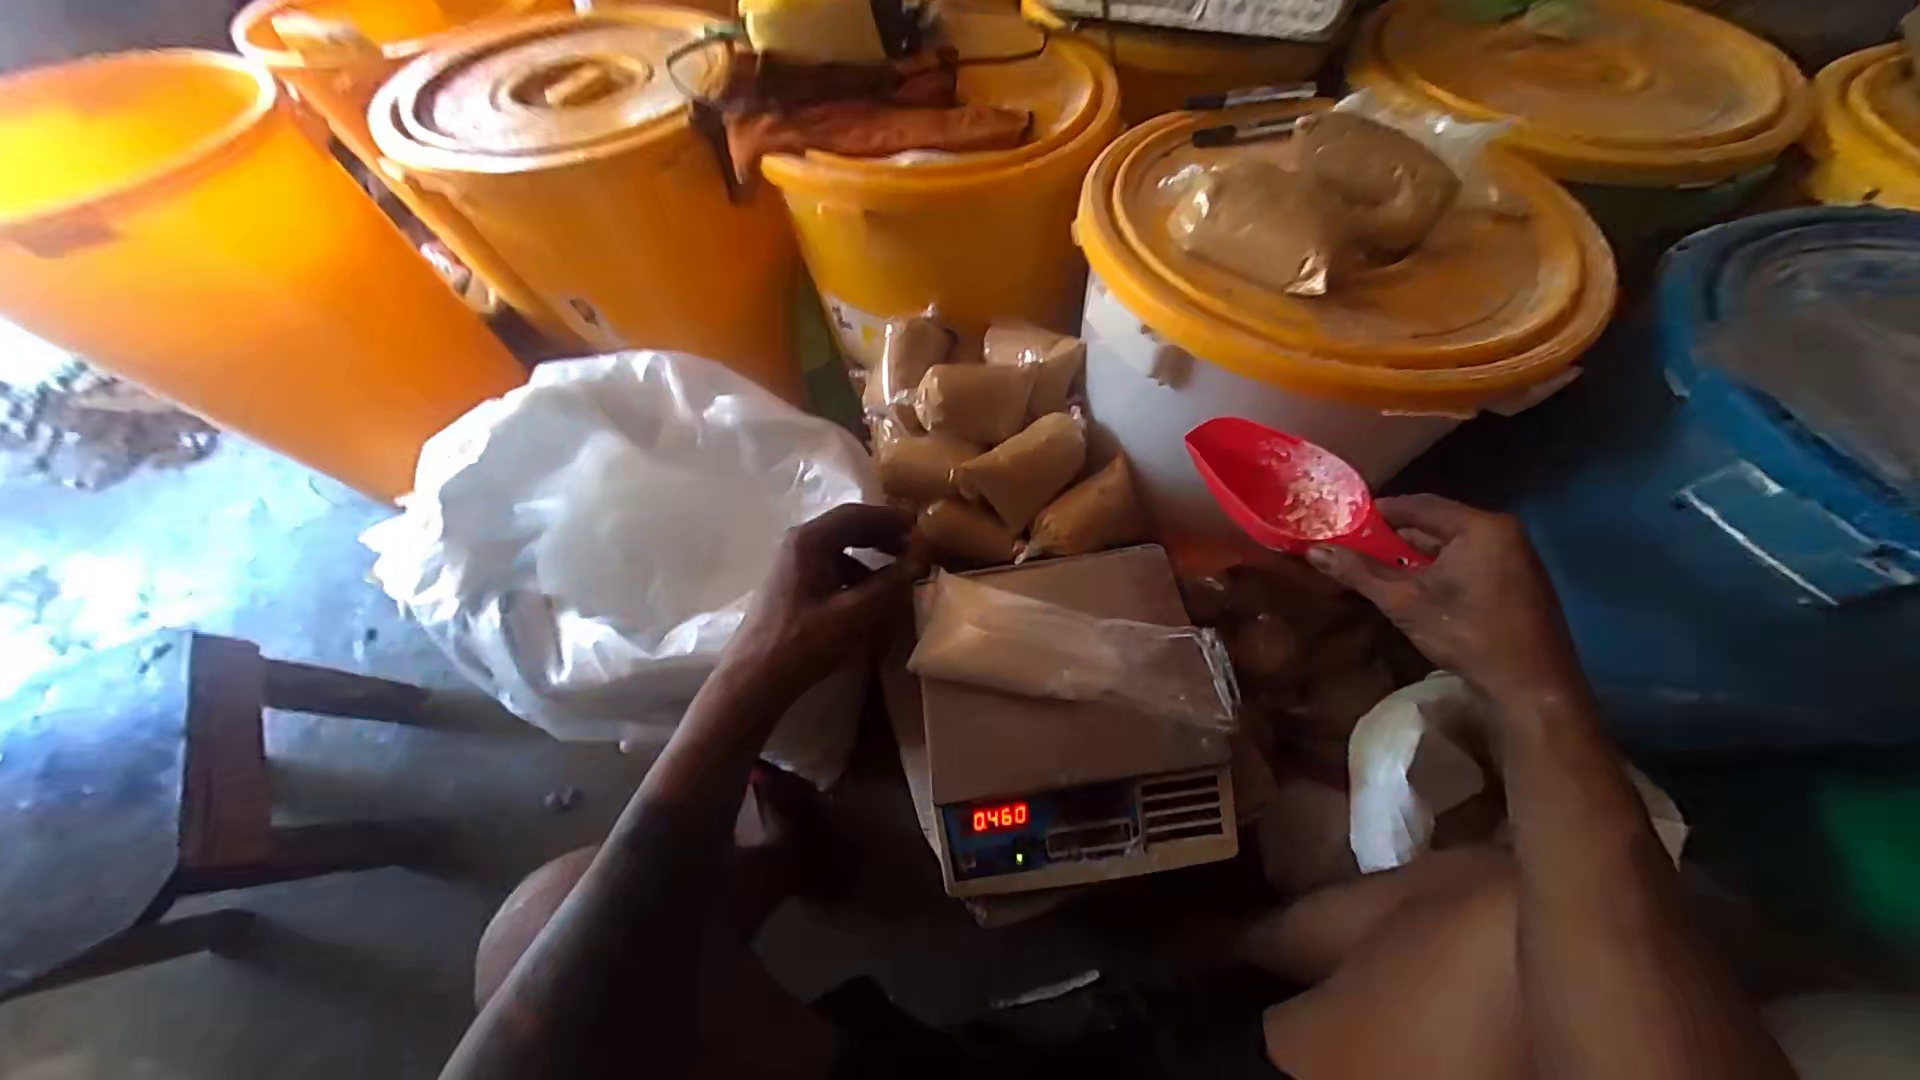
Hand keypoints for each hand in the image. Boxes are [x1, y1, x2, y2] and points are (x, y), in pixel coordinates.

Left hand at [720, 503, 925, 707]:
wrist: (755, 678)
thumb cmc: (803, 643)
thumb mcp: (854, 614)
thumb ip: (890, 583)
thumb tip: (920, 555)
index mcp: (809, 541)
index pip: (856, 514)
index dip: (891, 518)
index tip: (920, 525)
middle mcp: (799, 542)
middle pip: (848, 526)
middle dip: (883, 532)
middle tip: (916, 542)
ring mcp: (794, 562)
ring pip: (841, 545)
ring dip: (872, 550)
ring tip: (901, 562)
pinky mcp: (795, 581)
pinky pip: (833, 564)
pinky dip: (858, 568)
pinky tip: (874, 587)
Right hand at [1305, 495, 1589, 712]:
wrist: (1530, 688)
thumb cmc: (1467, 633)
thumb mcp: (1402, 601)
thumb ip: (1357, 571)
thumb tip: (1313, 550)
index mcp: (1479, 527)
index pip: (1416, 505)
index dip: (1374, 513)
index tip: (1340, 525)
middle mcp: (1500, 532)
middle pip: (1431, 523)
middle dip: (1388, 536)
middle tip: (1349, 547)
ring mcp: (1511, 557)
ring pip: (1444, 544)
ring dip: (1406, 554)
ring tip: (1368, 567)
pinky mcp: (1511, 580)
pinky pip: (1461, 560)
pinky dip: (1430, 568)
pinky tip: (1405, 586)